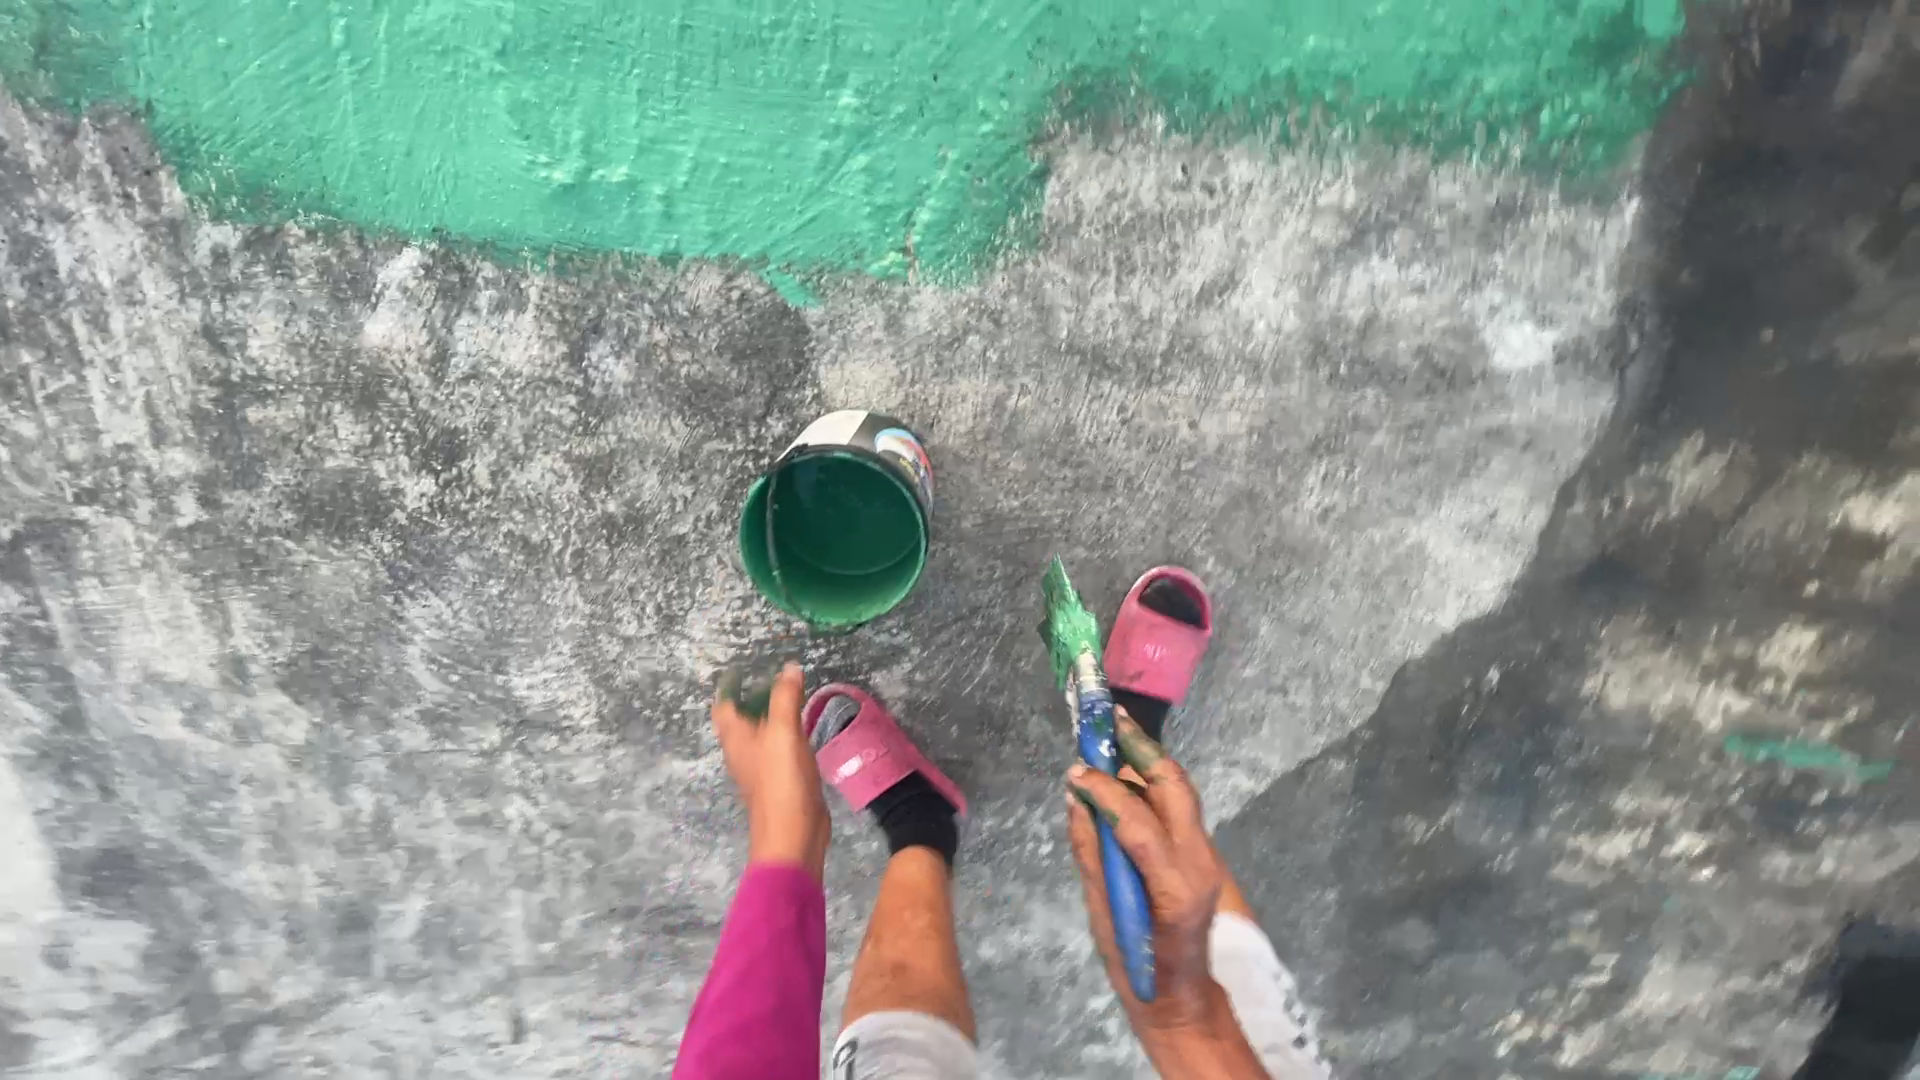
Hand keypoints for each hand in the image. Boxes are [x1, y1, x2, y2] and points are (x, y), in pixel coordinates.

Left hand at [712, 663, 829, 882]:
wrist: (794, 835)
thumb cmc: (782, 781)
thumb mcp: (784, 733)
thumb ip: (785, 698)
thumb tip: (789, 667)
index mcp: (736, 738)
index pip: (723, 705)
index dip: (731, 685)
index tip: (749, 666)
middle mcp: (743, 750)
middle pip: (741, 718)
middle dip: (754, 696)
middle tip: (777, 675)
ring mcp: (761, 766)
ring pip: (761, 732)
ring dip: (772, 713)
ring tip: (793, 692)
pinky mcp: (781, 778)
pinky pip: (779, 746)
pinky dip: (787, 731)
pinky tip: (804, 725)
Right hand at [1065, 710, 1266, 1077]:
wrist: (1183, 998)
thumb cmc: (1136, 967)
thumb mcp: (1101, 914)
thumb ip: (1091, 851)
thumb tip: (1076, 798)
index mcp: (1174, 884)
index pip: (1138, 820)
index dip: (1103, 790)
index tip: (1074, 772)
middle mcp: (1199, 861)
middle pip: (1174, 786)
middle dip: (1142, 747)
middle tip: (1109, 719)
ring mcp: (1206, 855)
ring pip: (1179, 790)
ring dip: (1146, 759)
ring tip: (1112, 735)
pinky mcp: (1201, 853)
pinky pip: (1175, 806)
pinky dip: (1149, 783)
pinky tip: (1123, 774)